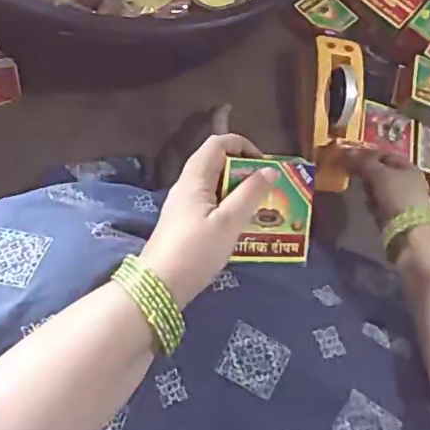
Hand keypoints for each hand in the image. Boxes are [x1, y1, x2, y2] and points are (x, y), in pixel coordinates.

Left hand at [140, 133, 276, 304]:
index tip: (264, 165)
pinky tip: (240, 226)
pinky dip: (227, 206)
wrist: (159, 286)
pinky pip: (210, 202)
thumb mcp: (229, 222)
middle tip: (266, 190)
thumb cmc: (196, 250)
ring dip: (238, 191)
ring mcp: (183, 204)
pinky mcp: (183, 222)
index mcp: (195, 177)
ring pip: (215, 185)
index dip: (243, 146)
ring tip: (259, 209)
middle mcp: (186, 185)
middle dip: (244, 171)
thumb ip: (250, 194)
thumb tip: (270, 170)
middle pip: (217, 162)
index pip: (218, 143)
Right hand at [348, 147, 429, 225]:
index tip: (352, 157)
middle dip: (367, 171)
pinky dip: (371, 202)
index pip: (387, 156)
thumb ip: (363, 162)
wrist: (409, 231)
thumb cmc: (397, 195)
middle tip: (351, 171)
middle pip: (382, 172)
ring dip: (368, 187)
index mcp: (409, 168)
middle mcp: (407, 182)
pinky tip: (365, 202)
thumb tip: (347, 151)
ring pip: (379, 188)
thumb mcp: (378, 174)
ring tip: (356, 186)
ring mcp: (401, 199)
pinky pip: (378, 203)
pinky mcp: (394, 215)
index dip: (370, 155)